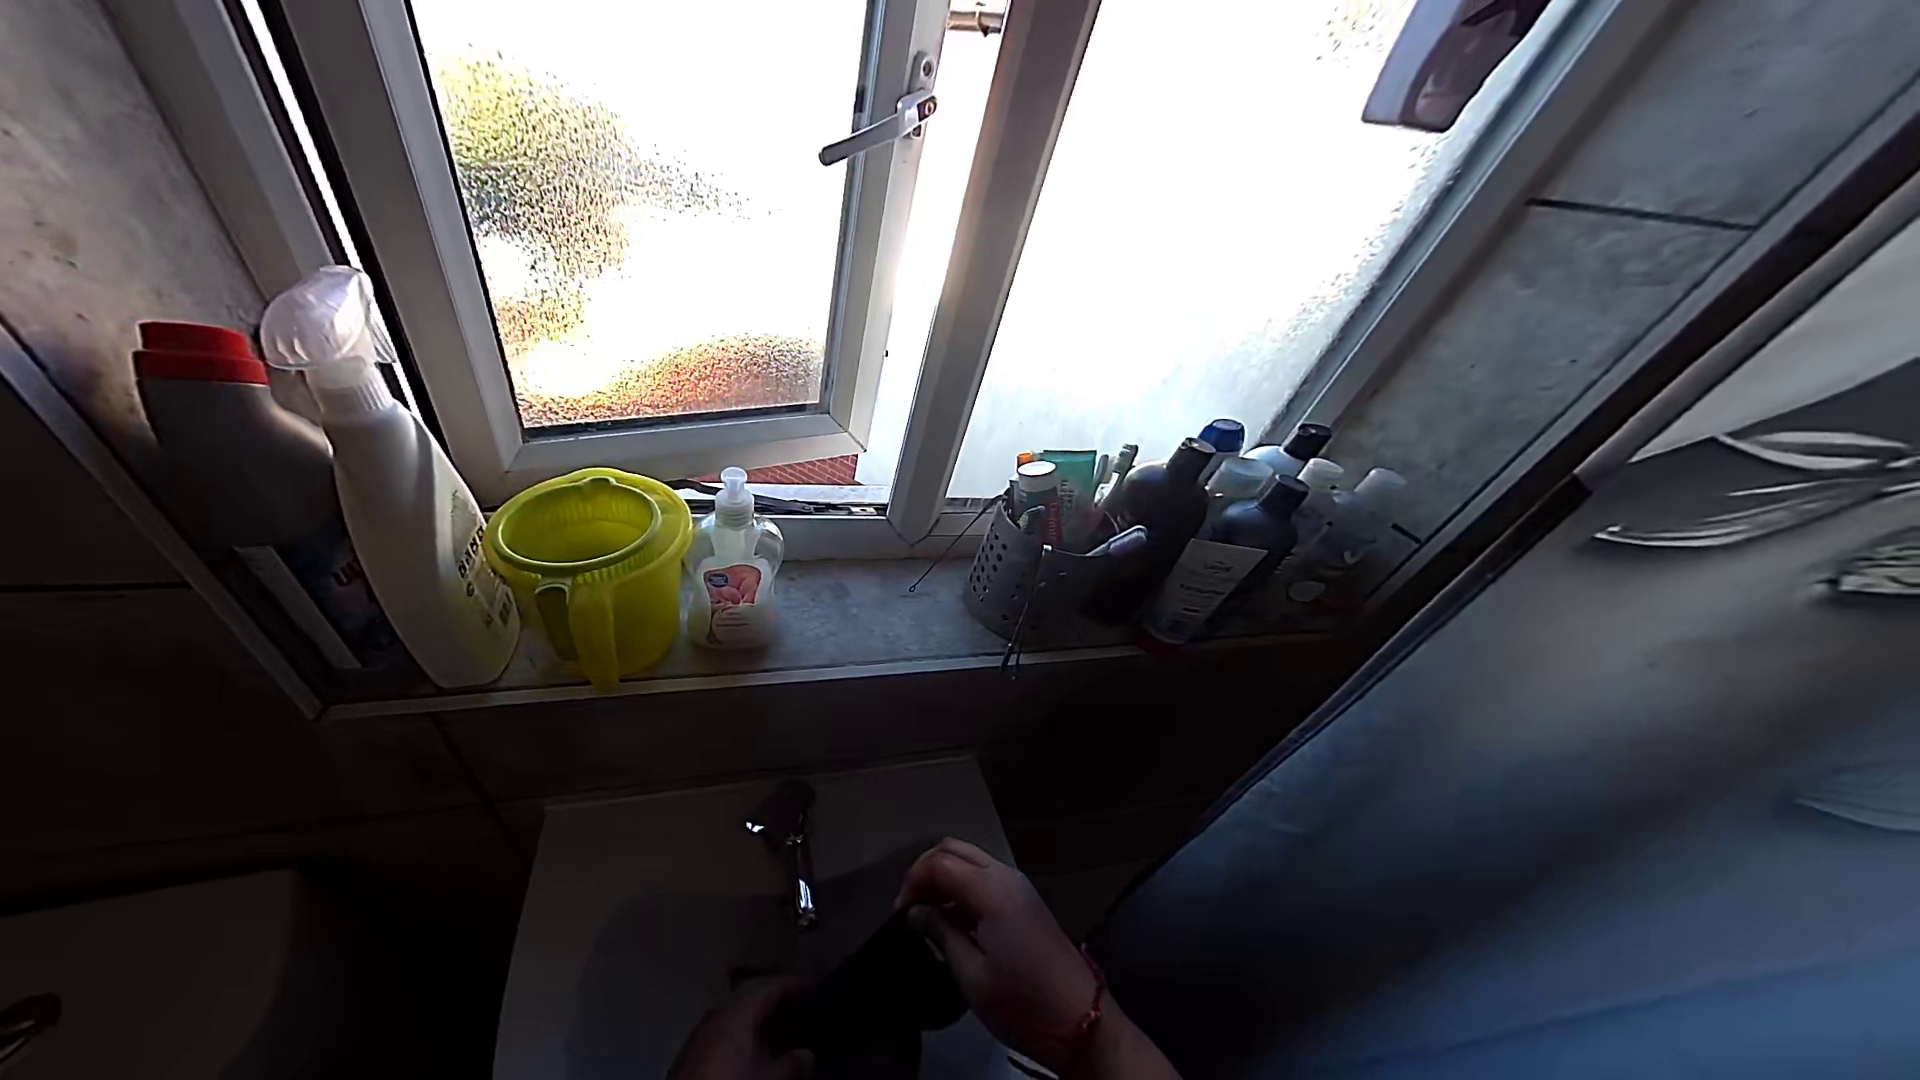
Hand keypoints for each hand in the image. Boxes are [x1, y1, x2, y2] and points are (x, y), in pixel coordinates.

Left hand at [667, 976, 813, 1079]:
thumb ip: (791, 1065)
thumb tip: (808, 1055)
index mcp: (736, 1015)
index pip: (769, 986)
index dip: (794, 983)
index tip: (814, 986)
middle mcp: (716, 1016)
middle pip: (749, 990)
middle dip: (775, 991)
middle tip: (798, 998)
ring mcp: (700, 1034)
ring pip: (734, 1008)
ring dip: (757, 1009)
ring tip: (777, 1021)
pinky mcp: (690, 1054)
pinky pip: (721, 1026)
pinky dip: (741, 1026)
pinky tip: (750, 1046)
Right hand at [895, 838, 1096, 1071]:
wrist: (1080, 1019)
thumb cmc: (1024, 1004)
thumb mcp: (972, 977)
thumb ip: (941, 934)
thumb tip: (916, 912)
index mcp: (992, 891)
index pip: (941, 862)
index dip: (913, 881)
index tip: (900, 912)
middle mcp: (1006, 876)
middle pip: (955, 848)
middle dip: (926, 869)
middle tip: (909, 905)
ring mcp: (1018, 884)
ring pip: (970, 857)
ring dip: (944, 874)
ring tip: (925, 910)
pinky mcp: (1024, 897)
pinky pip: (985, 873)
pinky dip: (961, 883)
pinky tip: (951, 915)